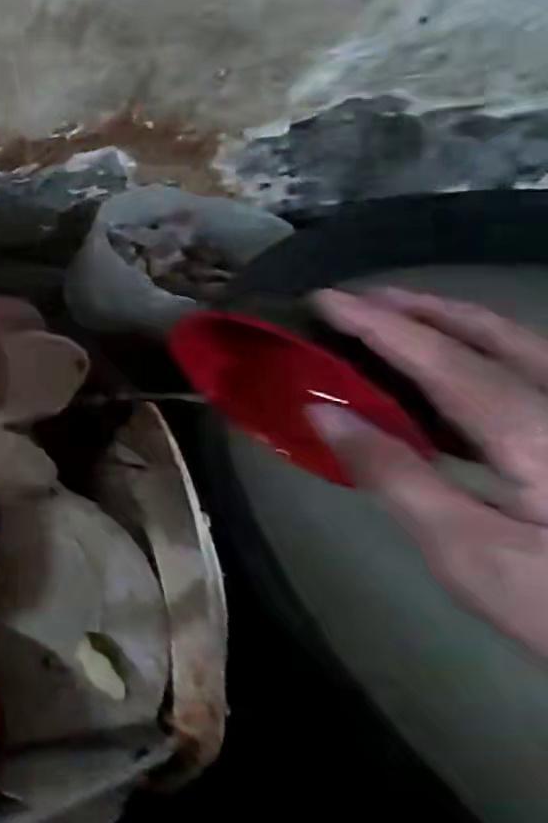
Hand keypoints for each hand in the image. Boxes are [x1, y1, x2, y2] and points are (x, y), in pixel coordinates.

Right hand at [309, 288, 547, 658]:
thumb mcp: (468, 552)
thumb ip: (393, 474)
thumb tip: (322, 409)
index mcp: (542, 438)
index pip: (448, 362)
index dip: (381, 326)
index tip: (324, 299)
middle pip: (513, 343)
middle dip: (436, 312)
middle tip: (368, 296)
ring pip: (543, 360)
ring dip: (469, 331)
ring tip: (410, 320)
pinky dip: (499, 364)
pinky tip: (466, 377)